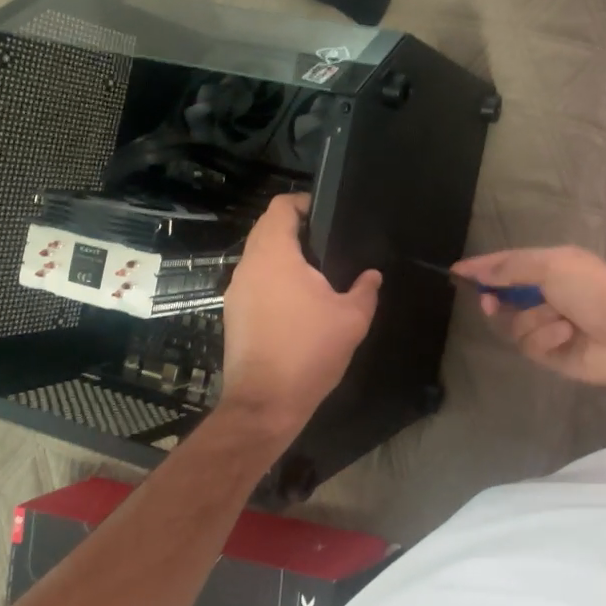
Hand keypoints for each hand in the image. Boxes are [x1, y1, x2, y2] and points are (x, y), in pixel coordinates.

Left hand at [220, 194, 380, 438]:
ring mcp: (236, 291)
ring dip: (283, 255)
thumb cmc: (309, 351)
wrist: (266, 403)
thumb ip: (365, 290)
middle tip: (328, 241)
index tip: (327, 212)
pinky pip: (254, 281)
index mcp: (275, 256)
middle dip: (295, 228)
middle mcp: (249, 266)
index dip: (303, 202)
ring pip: (258, 257)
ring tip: (318, 271)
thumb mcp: (352, 318)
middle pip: (266, 229)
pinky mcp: (233, 314)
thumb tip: (372, 276)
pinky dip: (274, 279)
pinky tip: (299, 301)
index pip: (281, 208)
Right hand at [454, 247, 605, 395]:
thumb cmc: (595, 291)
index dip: (483, 267)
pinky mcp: (552, 354)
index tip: (455, 272)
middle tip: (491, 303)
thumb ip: (512, 268)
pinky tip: (568, 336)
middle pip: (505, 298)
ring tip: (561, 321)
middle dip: (498, 300)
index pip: (508, 264)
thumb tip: (478, 270)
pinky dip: (547, 339)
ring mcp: (549, 326)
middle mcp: (548, 294)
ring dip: (535, 321)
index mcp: (551, 266)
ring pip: (514, 325)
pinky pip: (530, 346)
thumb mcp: (553, 266)